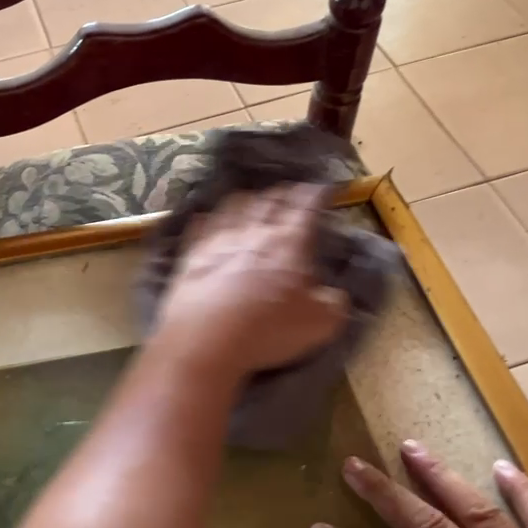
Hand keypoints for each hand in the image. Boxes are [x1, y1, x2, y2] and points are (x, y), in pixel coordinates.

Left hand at [152, 184, 350, 378]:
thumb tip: (336, 294)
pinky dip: (211, 217)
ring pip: (235, 205)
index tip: (322, 188)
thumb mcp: (320, 323)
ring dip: (249, 198)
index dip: (316, 193)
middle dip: (283, 191)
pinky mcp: (191, 253)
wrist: (204, 339)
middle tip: (290, 191)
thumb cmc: (267, 329)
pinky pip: (201, 224)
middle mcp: (254, 231)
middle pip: (269, 199)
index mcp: (289, 242)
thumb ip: (334, 303)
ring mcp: (218, 239)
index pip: (306, 206)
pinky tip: (209, 218)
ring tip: (253, 199)